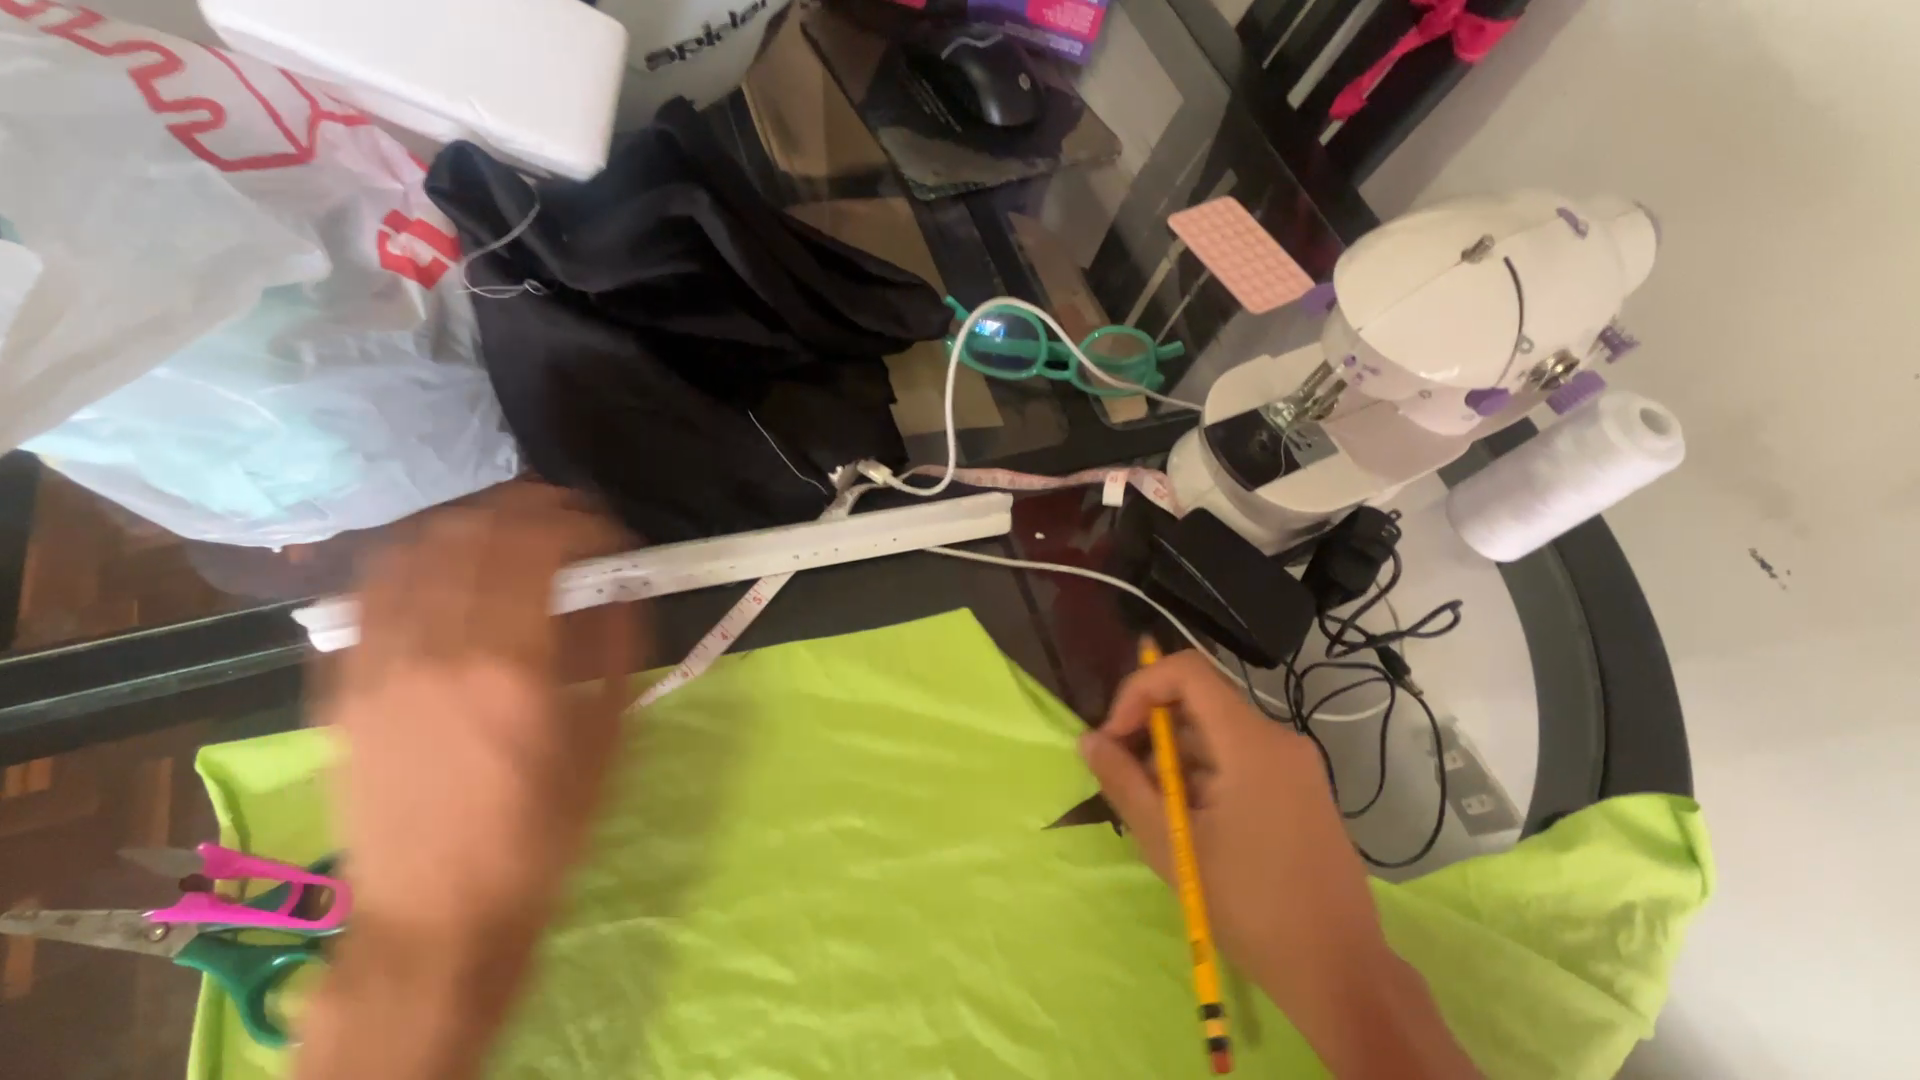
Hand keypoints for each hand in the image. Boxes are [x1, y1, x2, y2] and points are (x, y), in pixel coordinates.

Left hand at [318, 484, 642, 948]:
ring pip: (415, 547)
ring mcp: (377, 660)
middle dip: (530, 506)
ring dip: (471, 520)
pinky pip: (369, 588)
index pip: (540, 544)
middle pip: (476, 530)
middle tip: (568, 517)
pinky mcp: (342, 680)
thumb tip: (619, 586)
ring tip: (509, 527)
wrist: (436, 909)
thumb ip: (613, 649)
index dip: (581, 520)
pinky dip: (414, 555)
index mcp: (511, 664)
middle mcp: (437, 646)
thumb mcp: (603, 742)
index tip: (610, 533)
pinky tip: (444, 561)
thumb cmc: (540, 831)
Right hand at [1080, 649, 1478, 1078]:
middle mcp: (1278, 739)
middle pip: (1200, 703)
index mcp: (1251, 742)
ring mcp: (1295, 765)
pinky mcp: (1300, 790)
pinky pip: (1239, 760)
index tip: (1115, 737)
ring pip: (1217, 735)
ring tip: (1152, 813)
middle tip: (1123, 778)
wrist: (1336, 967)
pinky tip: (1187, 823)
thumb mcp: (1171, 843)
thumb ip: (1124, 783)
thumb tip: (1088, 740)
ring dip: (1174, 758)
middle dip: (1150, 730)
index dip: (1139, 690)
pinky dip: (1203, 775)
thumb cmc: (1249, 904)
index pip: (1186, 671)